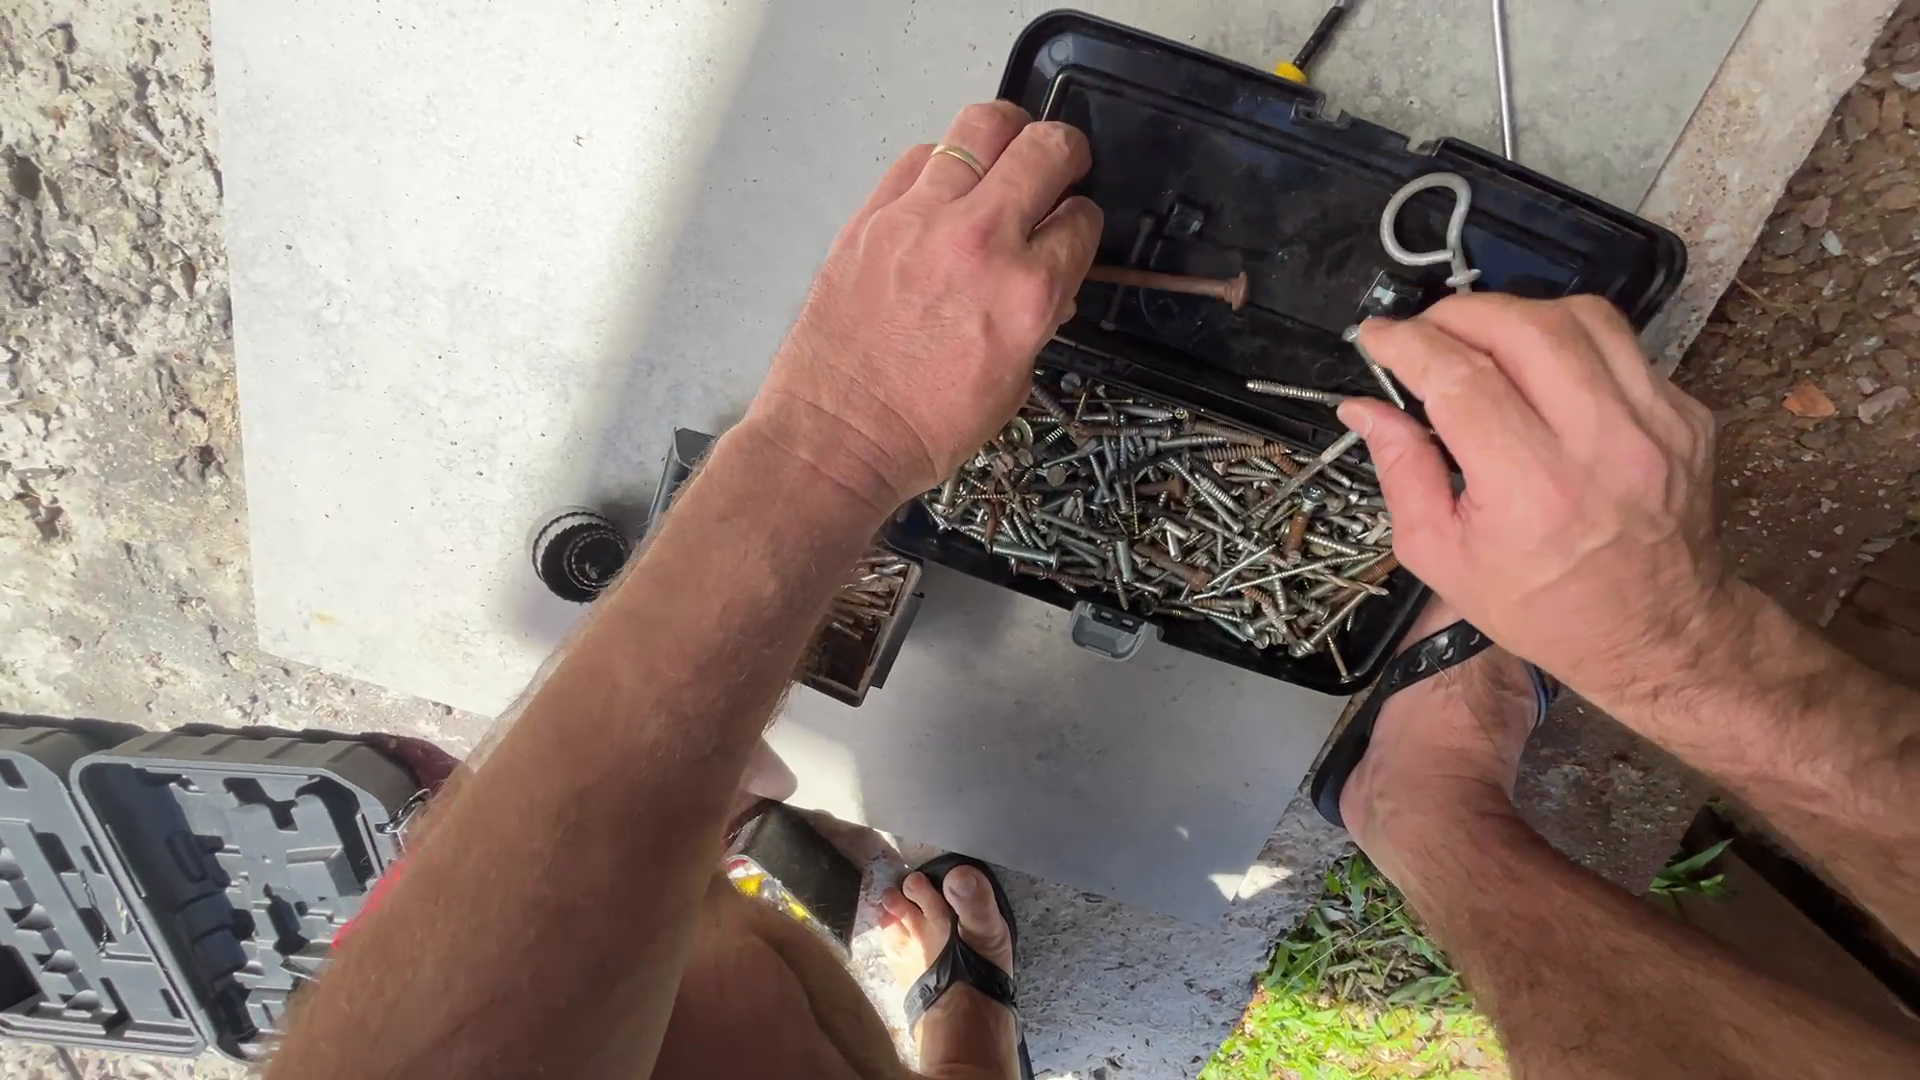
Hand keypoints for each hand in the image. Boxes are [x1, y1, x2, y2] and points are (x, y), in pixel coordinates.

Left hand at [748, 101, 1102, 511]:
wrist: (838, 435)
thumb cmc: (925, 431)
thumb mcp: (1012, 387)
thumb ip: (1037, 322)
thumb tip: (1048, 286)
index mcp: (1027, 294)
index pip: (1081, 223)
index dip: (1083, 225)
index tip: (1073, 231)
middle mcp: (981, 241)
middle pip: (1046, 149)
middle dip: (1066, 154)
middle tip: (1060, 167)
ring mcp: (921, 219)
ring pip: (982, 126)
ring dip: (1008, 136)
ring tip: (1005, 160)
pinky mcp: (872, 215)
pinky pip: (920, 157)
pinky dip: (944, 165)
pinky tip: (944, 192)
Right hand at [1341, 294, 1730, 707]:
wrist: (1652, 631)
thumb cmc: (1534, 602)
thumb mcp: (1436, 551)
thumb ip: (1399, 470)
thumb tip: (1364, 409)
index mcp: (1530, 487)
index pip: (1462, 381)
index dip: (1408, 346)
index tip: (1376, 337)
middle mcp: (1603, 443)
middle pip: (1526, 329)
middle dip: (1456, 314)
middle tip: (1419, 331)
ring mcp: (1657, 422)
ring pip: (1581, 317)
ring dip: (1510, 314)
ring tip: (1470, 338)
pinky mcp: (1684, 413)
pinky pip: (1617, 344)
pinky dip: (1559, 340)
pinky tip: (1528, 370)